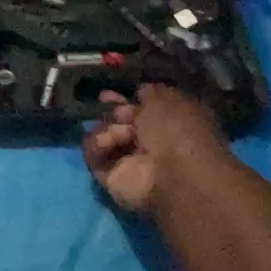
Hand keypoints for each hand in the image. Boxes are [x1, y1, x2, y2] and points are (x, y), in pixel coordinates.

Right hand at [82, 84, 230, 212]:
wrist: (173, 173)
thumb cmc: (176, 129)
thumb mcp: (165, 98)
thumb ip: (148, 92)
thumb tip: (139, 91)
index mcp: (170, 123)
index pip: (141, 108)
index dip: (126, 99)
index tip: (110, 93)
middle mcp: (150, 143)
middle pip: (119, 122)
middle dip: (114, 113)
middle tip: (118, 113)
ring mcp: (130, 163)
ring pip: (104, 137)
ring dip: (108, 129)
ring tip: (121, 133)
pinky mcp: (112, 180)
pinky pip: (94, 157)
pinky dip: (96, 147)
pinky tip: (107, 144)